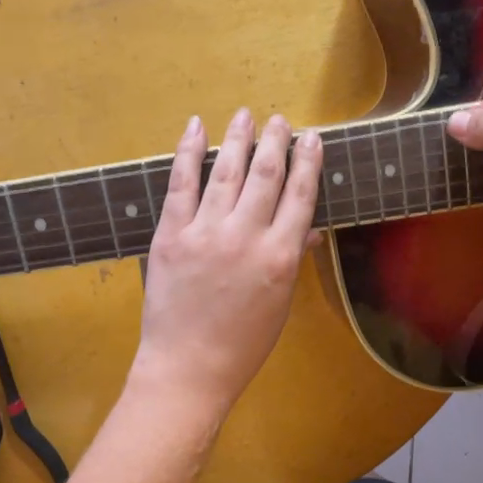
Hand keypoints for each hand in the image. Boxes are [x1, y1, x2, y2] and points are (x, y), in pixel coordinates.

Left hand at [132, 109, 320, 414]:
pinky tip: (196, 128)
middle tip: (280, 120)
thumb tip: (309, 227)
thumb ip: (291, 260)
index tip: (311, 138)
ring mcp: (206, 233)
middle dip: (275, 142)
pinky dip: (188, 152)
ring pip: (227, 172)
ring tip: (246, 115)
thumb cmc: (242, 345)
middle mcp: (247, 236)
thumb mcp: (279, 305)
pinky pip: (181, 184)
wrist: (189, 368)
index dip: (308, 162)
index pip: (300, 196)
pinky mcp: (171, 235)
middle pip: (267, 175)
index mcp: (280, 257)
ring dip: (238, 139)